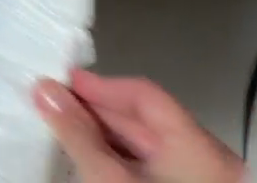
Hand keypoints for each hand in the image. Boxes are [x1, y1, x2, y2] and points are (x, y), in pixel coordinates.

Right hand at [33, 70, 244, 182]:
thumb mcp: (107, 180)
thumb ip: (75, 131)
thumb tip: (44, 87)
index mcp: (199, 147)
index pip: (143, 94)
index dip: (98, 85)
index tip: (58, 83)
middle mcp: (212, 162)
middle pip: (147, 120)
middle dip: (97, 112)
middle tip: (53, 108)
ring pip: (150, 147)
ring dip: (106, 137)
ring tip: (66, 135)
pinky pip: (157, 170)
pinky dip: (123, 162)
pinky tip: (93, 166)